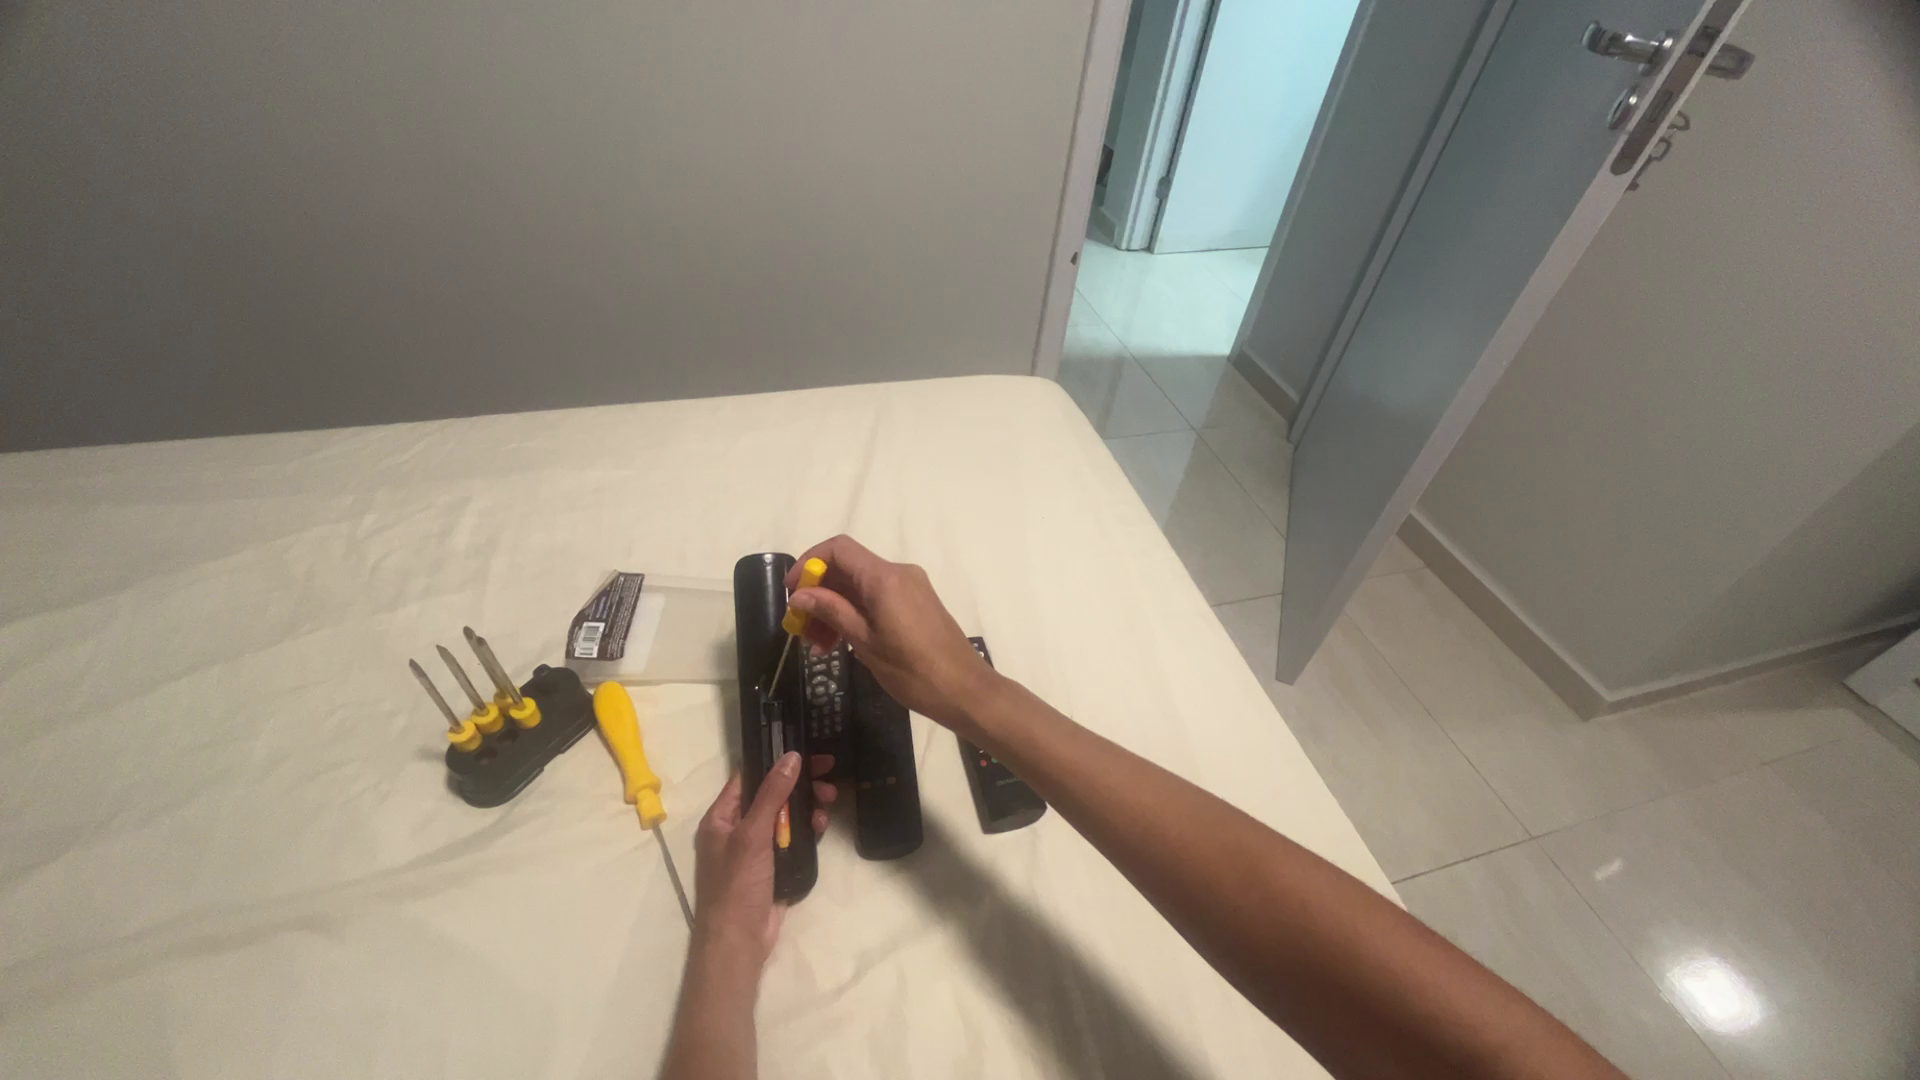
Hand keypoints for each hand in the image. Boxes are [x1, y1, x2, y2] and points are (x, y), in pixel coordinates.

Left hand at [690, 752, 837, 966]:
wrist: (739, 943)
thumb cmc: (736, 885)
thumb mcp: (752, 835)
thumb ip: (772, 794)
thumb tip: (791, 757)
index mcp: (722, 817)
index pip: (748, 777)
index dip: (775, 761)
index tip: (805, 751)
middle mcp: (738, 828)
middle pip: (772, 794)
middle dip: (800, 784)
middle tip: (829, 775)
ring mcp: (757, 848)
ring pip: (787, 815)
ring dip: (807, 805)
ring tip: (829, 802)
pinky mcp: (776, 864)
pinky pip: (794, 837)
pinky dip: (808, 828)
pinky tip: (822, 825)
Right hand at [783, 535, 998, 729]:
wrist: (964, 690)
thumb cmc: (912, 670)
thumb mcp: (865, 642)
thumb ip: (832, 612)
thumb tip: (800, 595)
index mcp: (885, 578)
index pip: (838, 548)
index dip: (809, 563)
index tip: (792, 593)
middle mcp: (899, 573)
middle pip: (848, 568)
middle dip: (819, 594)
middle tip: (801, 631)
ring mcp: (911, 586)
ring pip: (860, 586)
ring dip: (835, 609)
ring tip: (819, 647)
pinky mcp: (917, 602)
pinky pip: (877, 597)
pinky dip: (855, 613)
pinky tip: (841, 643)